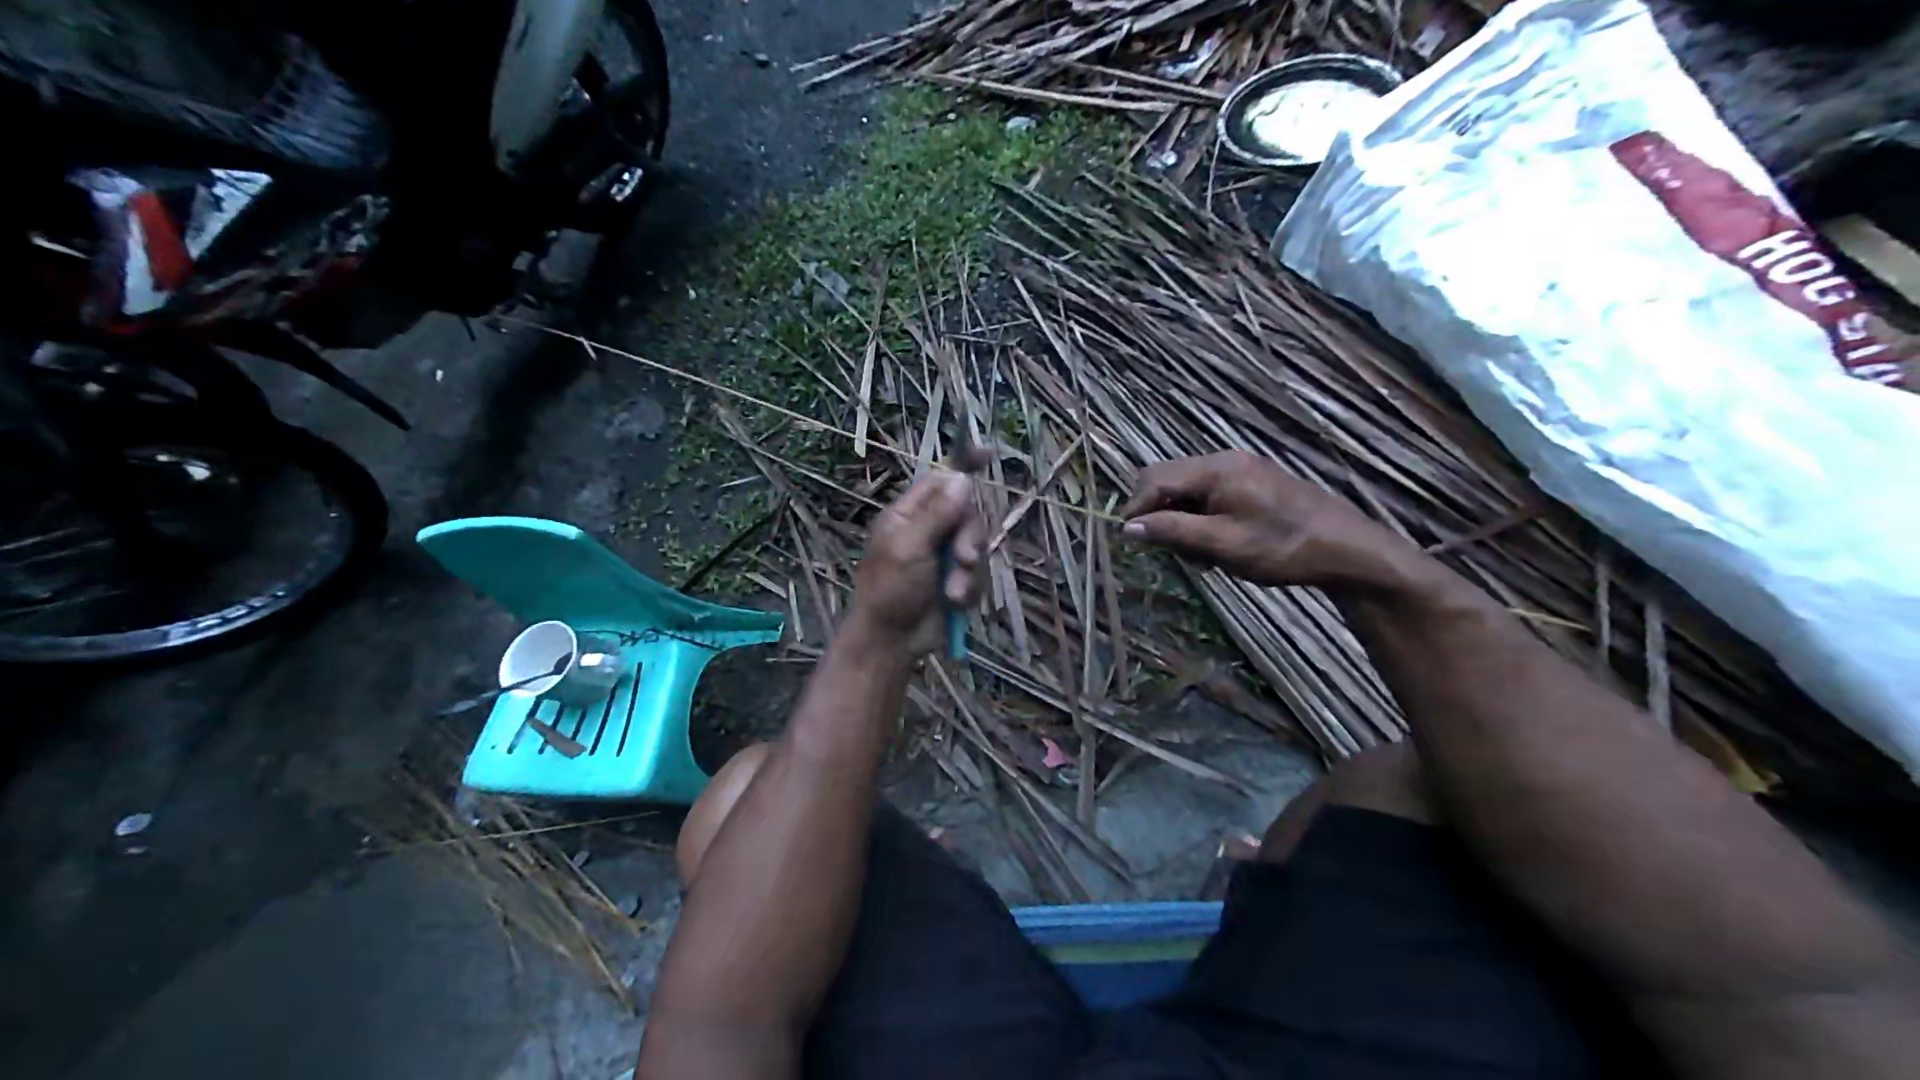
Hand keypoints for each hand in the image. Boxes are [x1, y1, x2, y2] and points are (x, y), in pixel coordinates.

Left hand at [849, 468, 984, 653]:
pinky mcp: (958, 580)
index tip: (989, 455)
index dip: (963, 467)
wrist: (892, 642)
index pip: (939, 479)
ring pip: (977, 545)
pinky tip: (955, 604)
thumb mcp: (909, 548)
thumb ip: (937, 514)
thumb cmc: (889, 591)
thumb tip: (961, 478)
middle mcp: (929, 529)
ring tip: (952, 594)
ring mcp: (944, 555)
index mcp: (908, 515)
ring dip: (969, 572)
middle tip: (963, 559)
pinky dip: (970, 589)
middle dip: (969, 538)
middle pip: (967, 513)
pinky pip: (979, 573)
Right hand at [1121, 452, 1420, 592]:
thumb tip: (1129, 528)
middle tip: (1170, 549)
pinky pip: (1209, 492)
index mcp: (1216, 469)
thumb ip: (1173, 532)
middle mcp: (1225, 460)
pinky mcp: (1254, 481)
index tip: (1132, 542)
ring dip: (1180, 517)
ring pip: (1187, 487)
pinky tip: (1217, 543)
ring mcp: (1242, 468)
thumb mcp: (1222, 545)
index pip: (1154, 480)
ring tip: (1199, 553)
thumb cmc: (1283, 547)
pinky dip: (1200, 516)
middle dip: (1157, 512)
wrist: (1349, 551)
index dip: (1136, 510)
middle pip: (1167, 478)